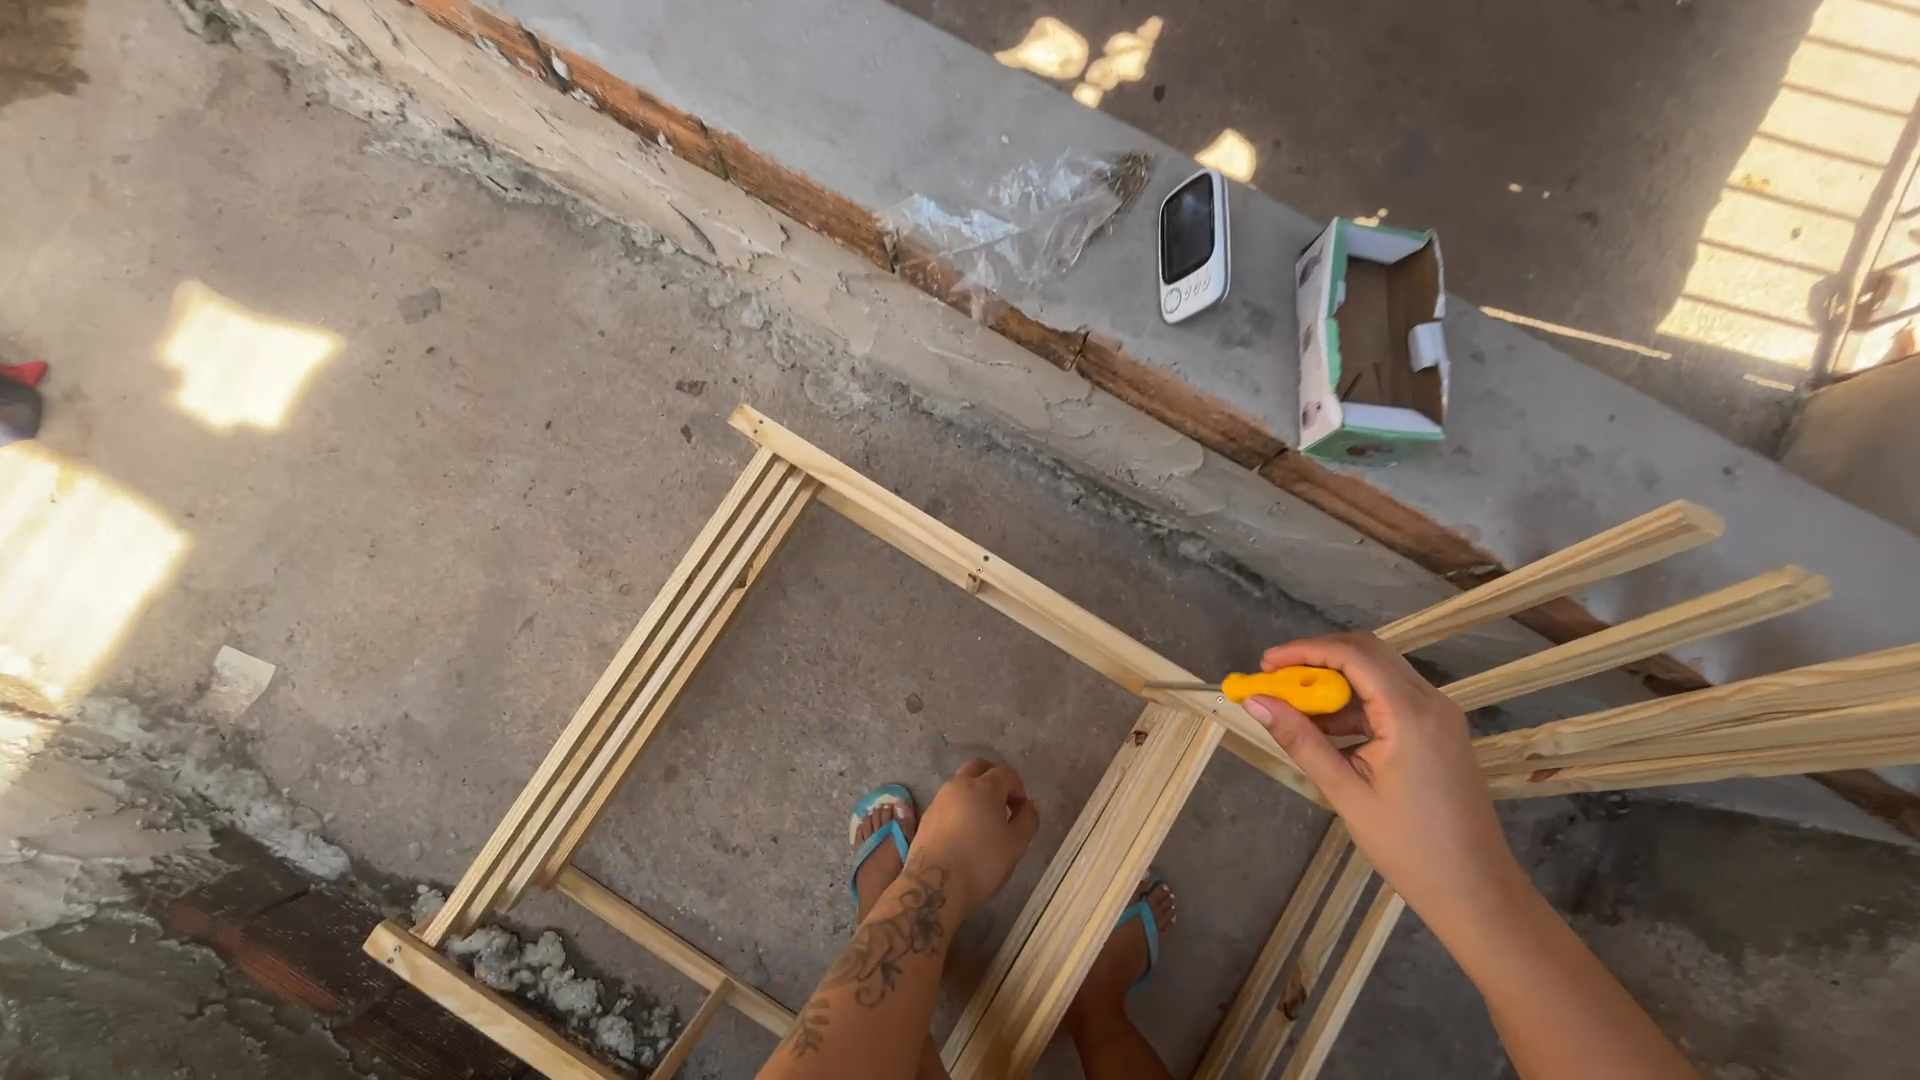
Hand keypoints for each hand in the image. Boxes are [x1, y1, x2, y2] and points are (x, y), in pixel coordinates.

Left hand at [908, 759, 1041, 914]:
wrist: (935, 884)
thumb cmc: (982, 861)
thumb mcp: (1017, 844)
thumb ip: (1028, 819)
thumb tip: (1028, 805)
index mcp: (984, 787)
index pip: (1006, 773)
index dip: (1019, 789)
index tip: (1021, 812)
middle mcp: (958, 785)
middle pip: (979, 767)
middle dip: (994, 779)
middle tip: (1003, 805)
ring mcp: (939, 799)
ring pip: (960, 783)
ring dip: (975, 792)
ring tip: (984, 821)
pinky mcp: (926, 816)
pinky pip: (948, 802)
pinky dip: (960, 807)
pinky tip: (964, 833)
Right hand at [1242, 633, 1529, 933]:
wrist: (1477, 891)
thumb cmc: (1408, 847)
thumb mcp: (1345, 792)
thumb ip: (1301, 740)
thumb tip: (1255, 702)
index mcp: (1409, 714)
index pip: (1352, 655)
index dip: (1303, 651)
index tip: (1264, 665)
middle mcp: (1430, 702)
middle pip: (1368, 651)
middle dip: (1317, 657)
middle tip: (1276, 678)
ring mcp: (1439, 715)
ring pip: (1379, 671)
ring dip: (1334, 678)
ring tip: (1293, 705)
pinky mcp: (1438, 730)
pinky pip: (1390, 696)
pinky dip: (1354, 701)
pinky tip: (1326, 729)